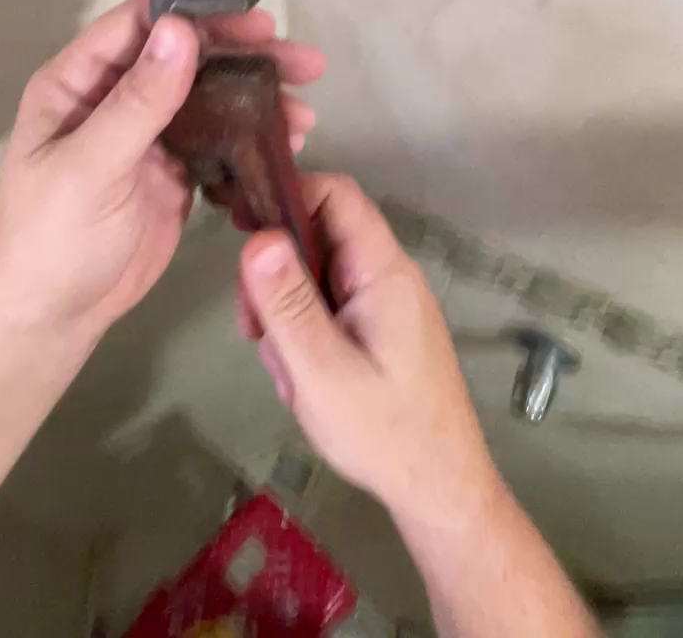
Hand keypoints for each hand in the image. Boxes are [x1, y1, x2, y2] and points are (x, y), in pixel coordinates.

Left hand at [0, 0, 323, 340]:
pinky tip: (285, 144)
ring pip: (210, 100)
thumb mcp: (92, 165)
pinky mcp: (174, 173)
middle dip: (246, 57)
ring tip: (305, 114)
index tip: (257, 22)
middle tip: (304, 63)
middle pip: (188, 59)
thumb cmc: (52, 238)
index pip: (142, 26)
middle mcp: (116, 99)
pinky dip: (251, 140)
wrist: (52, 316)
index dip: (199, 17)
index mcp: (80, 82)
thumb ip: (138, 100)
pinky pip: (219, 143)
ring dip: (257, 101)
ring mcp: (149, 137)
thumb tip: (180, 29)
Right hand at [237, 175, 499, 522]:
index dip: (288, 195)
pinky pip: (330, 309)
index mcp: (382, 270)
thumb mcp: (322, 370)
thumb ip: (288, 303)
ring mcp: (385, 302)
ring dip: (289, 315)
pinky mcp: (379, 328)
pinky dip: (307, 335)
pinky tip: (304, 380)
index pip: (336, 195)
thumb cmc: (384, 431)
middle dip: (277, 275)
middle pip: (319, 237)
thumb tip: (258, 235)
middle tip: (255, 329)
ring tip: (288, 372)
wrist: (440, 487)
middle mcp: (387, 274)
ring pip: (318, 278)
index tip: (242, 226)